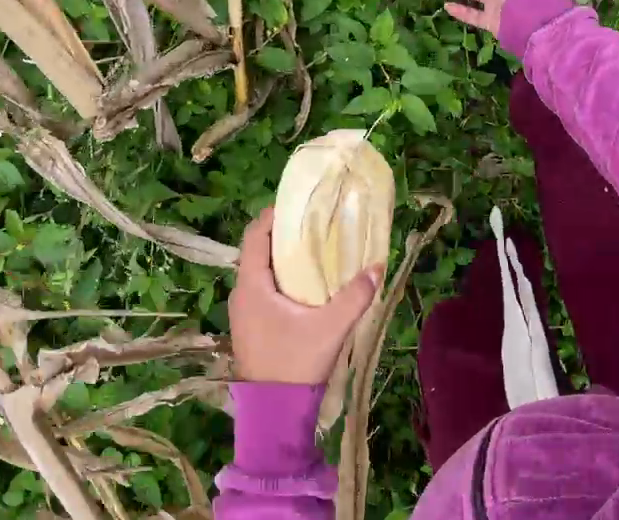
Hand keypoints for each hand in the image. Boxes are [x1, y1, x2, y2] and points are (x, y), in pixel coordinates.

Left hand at [230, 208, 381, 384]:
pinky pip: (261, 289)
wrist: (274, 413)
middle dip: (283, 234)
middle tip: (313, 224)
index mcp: (251, 285)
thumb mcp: (330, 328)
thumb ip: (354, 297)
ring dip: (281, 258)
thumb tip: (377, 267)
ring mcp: (243, 312)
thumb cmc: (295, 363)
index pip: (254, 234)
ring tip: (312, 249)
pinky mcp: (250, 326)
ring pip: (260, 271)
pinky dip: (279, 278)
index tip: (299, 205)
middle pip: (257, 250)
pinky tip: (304, 284)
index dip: (274, 215)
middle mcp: (241, 293)